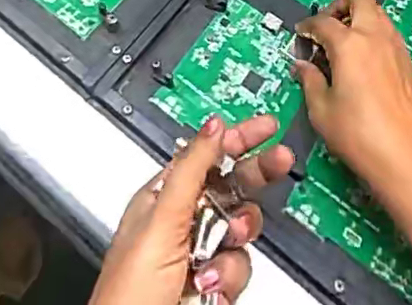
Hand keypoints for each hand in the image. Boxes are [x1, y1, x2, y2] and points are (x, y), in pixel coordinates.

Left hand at [92, 114, 293, 304]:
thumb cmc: (129, 292)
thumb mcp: (160, 221)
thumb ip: (191, 169)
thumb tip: (214, 123)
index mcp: (164, 197)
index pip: (207, 155)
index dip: (237, 138)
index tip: (267, 127)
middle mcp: (185, 222)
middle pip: (231, 185)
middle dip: (257, 173)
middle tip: (281, 160)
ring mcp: (202, 255)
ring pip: (242, 228)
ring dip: (238, 234)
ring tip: (223, 245)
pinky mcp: (216, 286)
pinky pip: (241, 267)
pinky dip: (229, 277)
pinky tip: (208, 285)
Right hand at [292, 0, 411, 200]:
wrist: (405, 157)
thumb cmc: (358, 135)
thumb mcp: (321, 110)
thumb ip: (310, 80)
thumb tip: (303, 66)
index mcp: (349, 43)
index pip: (323, 21)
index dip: (308, 26)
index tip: (301, 35)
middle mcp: (374, 35)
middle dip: (339, 5)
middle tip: (327, 27)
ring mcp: (395, 46)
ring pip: (377, 11)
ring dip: (359, 16)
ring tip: (344, 42)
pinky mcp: (407, 60)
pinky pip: (388, 31)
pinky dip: (373, 32)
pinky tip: (363, 59)